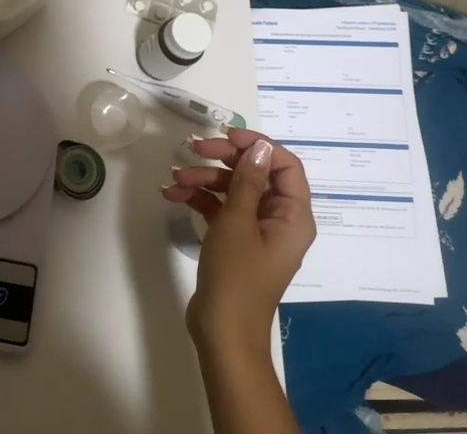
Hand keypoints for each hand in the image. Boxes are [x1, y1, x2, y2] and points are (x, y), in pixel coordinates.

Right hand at [162, 128, 316, 352]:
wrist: (222, 332)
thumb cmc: (236, 276)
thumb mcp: (238, 222)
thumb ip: (248, 180)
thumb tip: (259, 146)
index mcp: (293, 216)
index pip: (285, 165)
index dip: (258, 145)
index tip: (226, 135)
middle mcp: (279, 219)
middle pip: (256, 173)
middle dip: (224, 159)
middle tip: (194, 149)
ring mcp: (256, 230)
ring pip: (234, 189)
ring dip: (204, 179)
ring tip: (175, 177)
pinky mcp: (235, 240)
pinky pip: (220, 208)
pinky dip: (199, 199)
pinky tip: (173, 193)